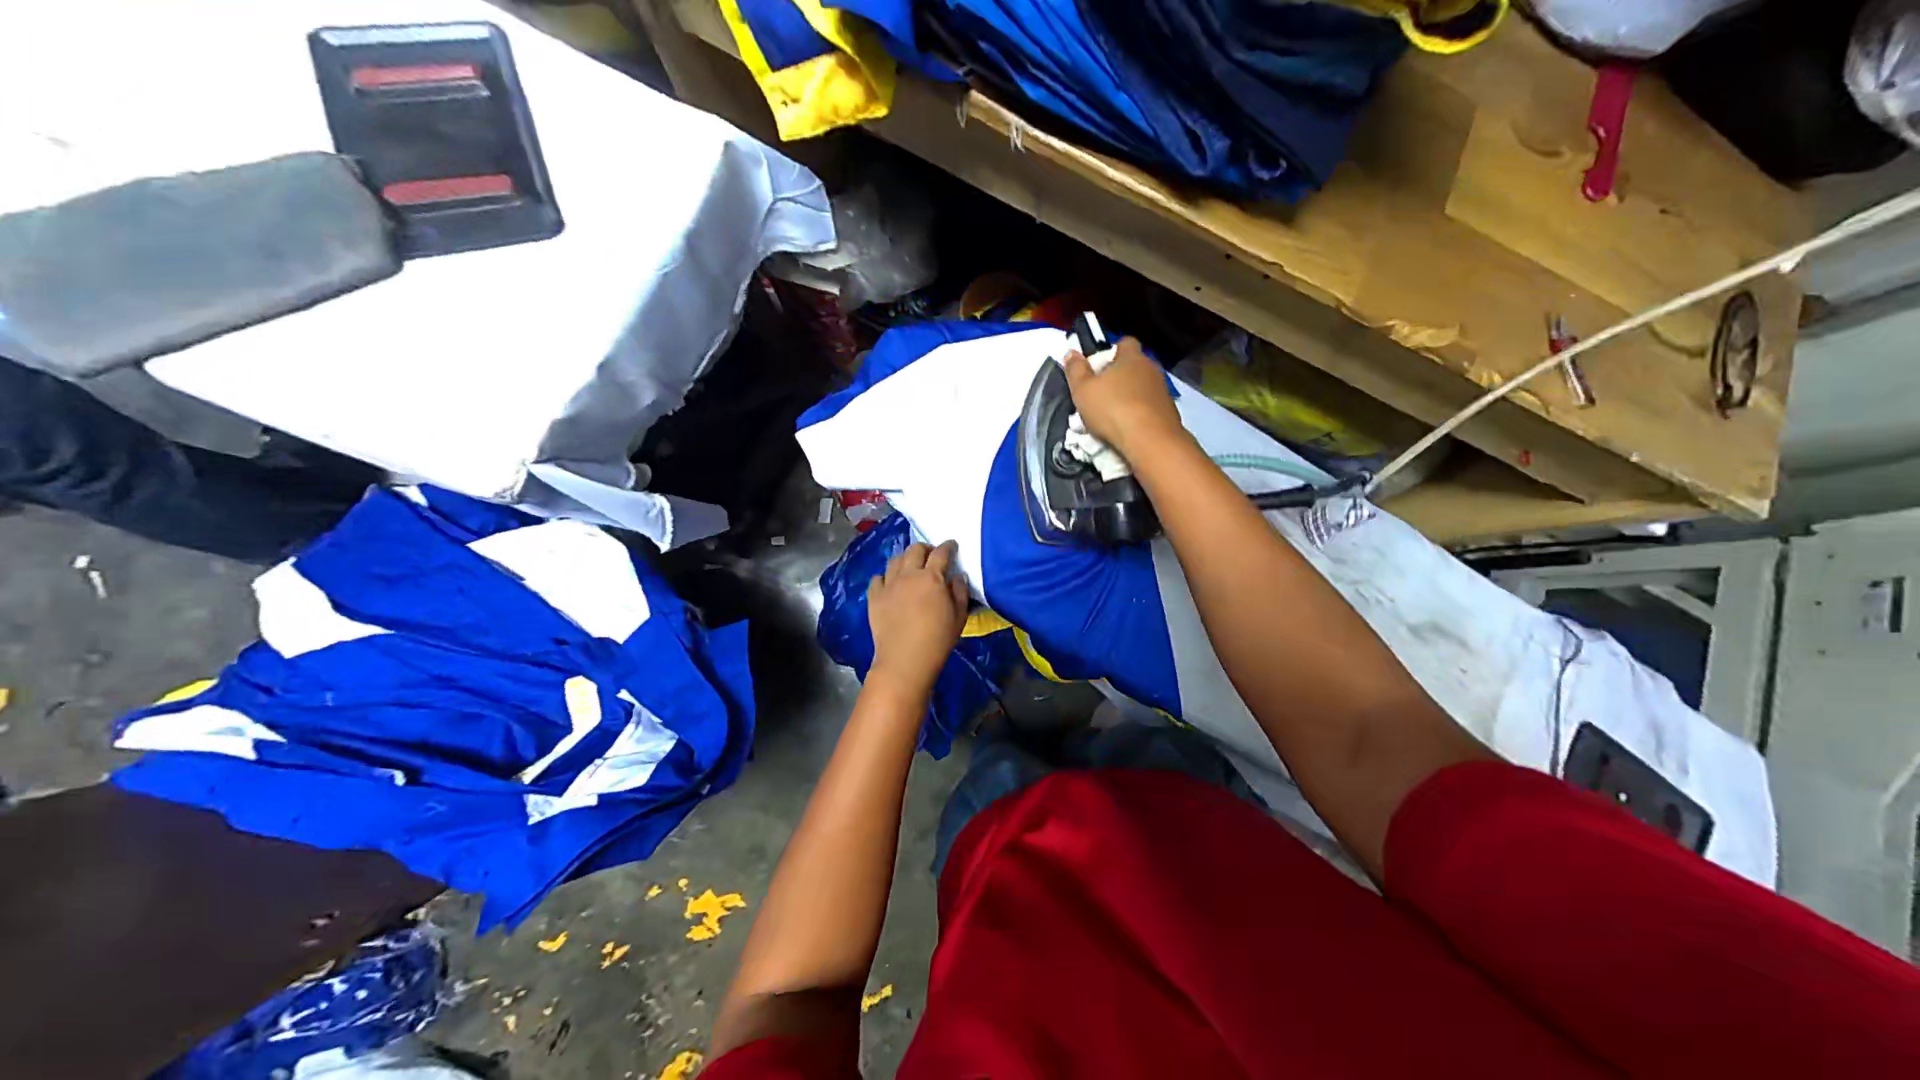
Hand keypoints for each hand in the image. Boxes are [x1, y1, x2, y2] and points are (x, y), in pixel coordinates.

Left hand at [868, 540, 968, 687]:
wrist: (905, 659)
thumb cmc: (938, 639)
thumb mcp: (959, 617)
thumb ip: (960, 592)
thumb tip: (958, 576)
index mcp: (931, 577)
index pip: (941, 553)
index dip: (948, 546)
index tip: (952, 545)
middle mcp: (908, 574)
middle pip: (915, 550)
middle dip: (925, 548)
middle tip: (931, 556)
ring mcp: (888, 584)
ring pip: (895, 560)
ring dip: (905, 559)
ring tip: (910, 567)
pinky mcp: (874, 597)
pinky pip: (877, 578)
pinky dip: (885, 577)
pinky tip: (890, 584)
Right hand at [1063, 337, 1185, 458]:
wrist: (1150, 440)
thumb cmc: (1112, 409)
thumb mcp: (1083, 390)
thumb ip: (1076, 370)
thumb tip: (1072, 352)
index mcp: (1131, 357)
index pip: (1125, 342)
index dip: (1112, 351)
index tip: (1100, 366)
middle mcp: (1151, 368)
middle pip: (1134, 365)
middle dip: (1120, 375)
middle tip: (1103, 391)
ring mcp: (1163, 390)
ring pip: (1143, 386)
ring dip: (1131, 395)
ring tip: (1115, 413)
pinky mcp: (1170, 410)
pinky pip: (1151, 405)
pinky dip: (1141, 412)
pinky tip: (1130, 426)